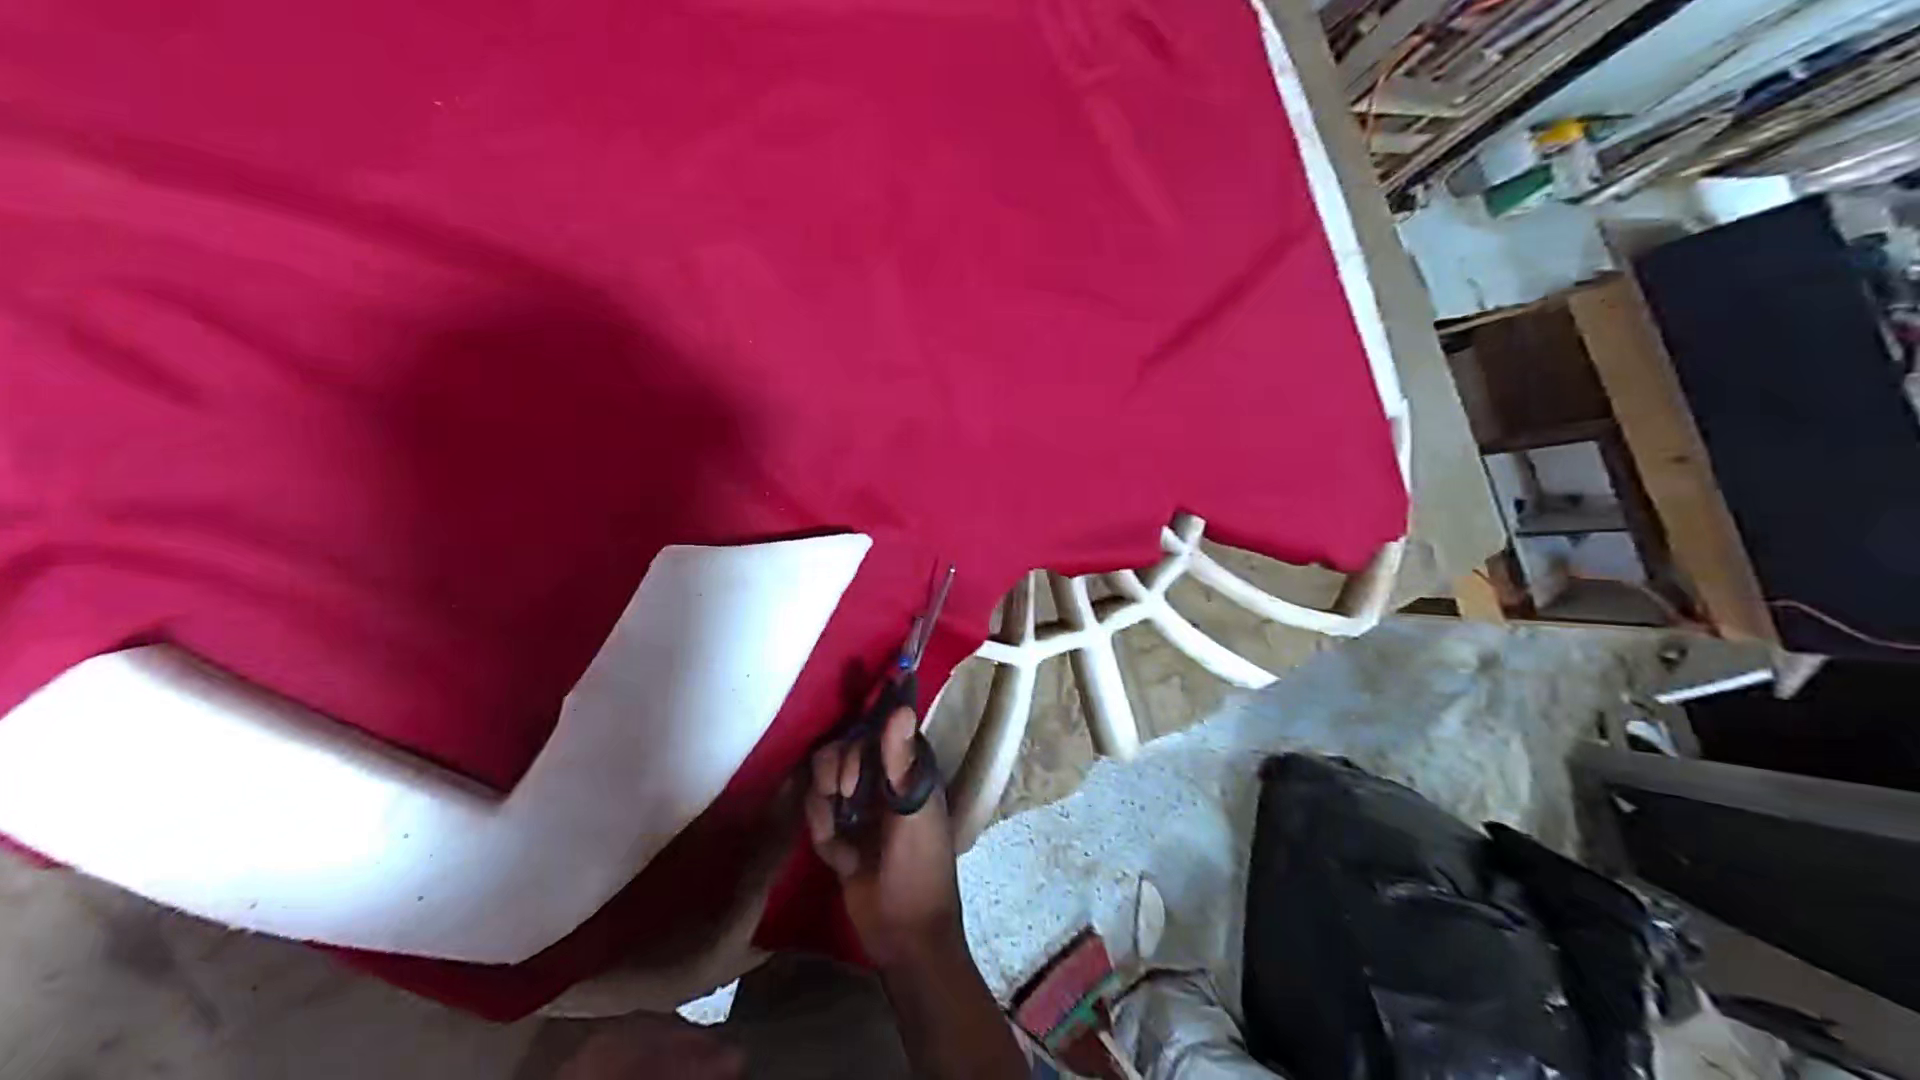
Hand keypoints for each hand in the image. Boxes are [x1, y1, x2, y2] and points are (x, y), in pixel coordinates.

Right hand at [804, 705, 963, 969]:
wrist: (903, 936)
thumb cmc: (920, 869)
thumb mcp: (913, 812)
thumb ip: (902, 761)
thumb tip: (901, 707)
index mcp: (911, 769)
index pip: (881, 728)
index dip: (863, 733)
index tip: (853, 753)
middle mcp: (884, 780)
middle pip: (846, 748)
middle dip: (838, 768)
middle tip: (843, 793)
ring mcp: (860, 806)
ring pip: (826, 777)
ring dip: (824, 800)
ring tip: (838, 829)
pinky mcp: (839, 831)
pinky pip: (817, 812)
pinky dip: (822, 830)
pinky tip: (839, 855)